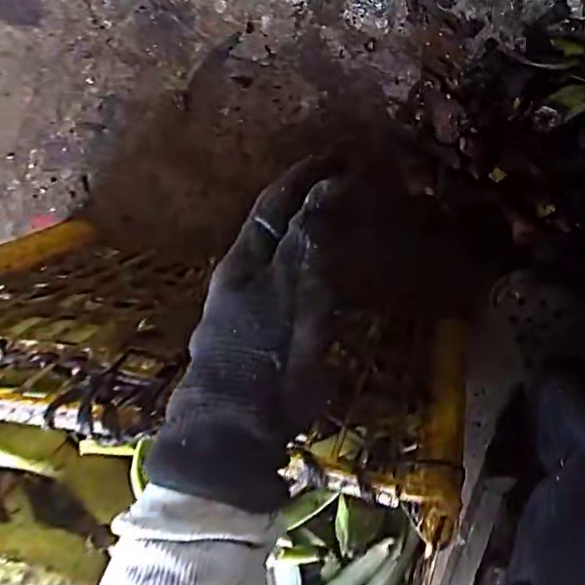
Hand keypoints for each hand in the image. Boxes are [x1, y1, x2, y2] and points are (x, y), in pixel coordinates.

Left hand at [147, 159, 338, 513]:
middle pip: (279, 222)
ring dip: (314, 223)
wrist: (235, 430)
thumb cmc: (262, 356)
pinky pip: (297, 277)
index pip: (276, 203)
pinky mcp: (270, 327)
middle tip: (348, 176)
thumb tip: (330, 186)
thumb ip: (309, 239)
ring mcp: (255, 302)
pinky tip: (332, 258)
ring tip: (345, 207)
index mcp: (245, 260)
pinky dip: (317, 256)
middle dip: (310, 194)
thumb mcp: (290, 291)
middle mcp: (246, 274)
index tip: (338, 154)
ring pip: (287, 248)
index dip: (305, 175)